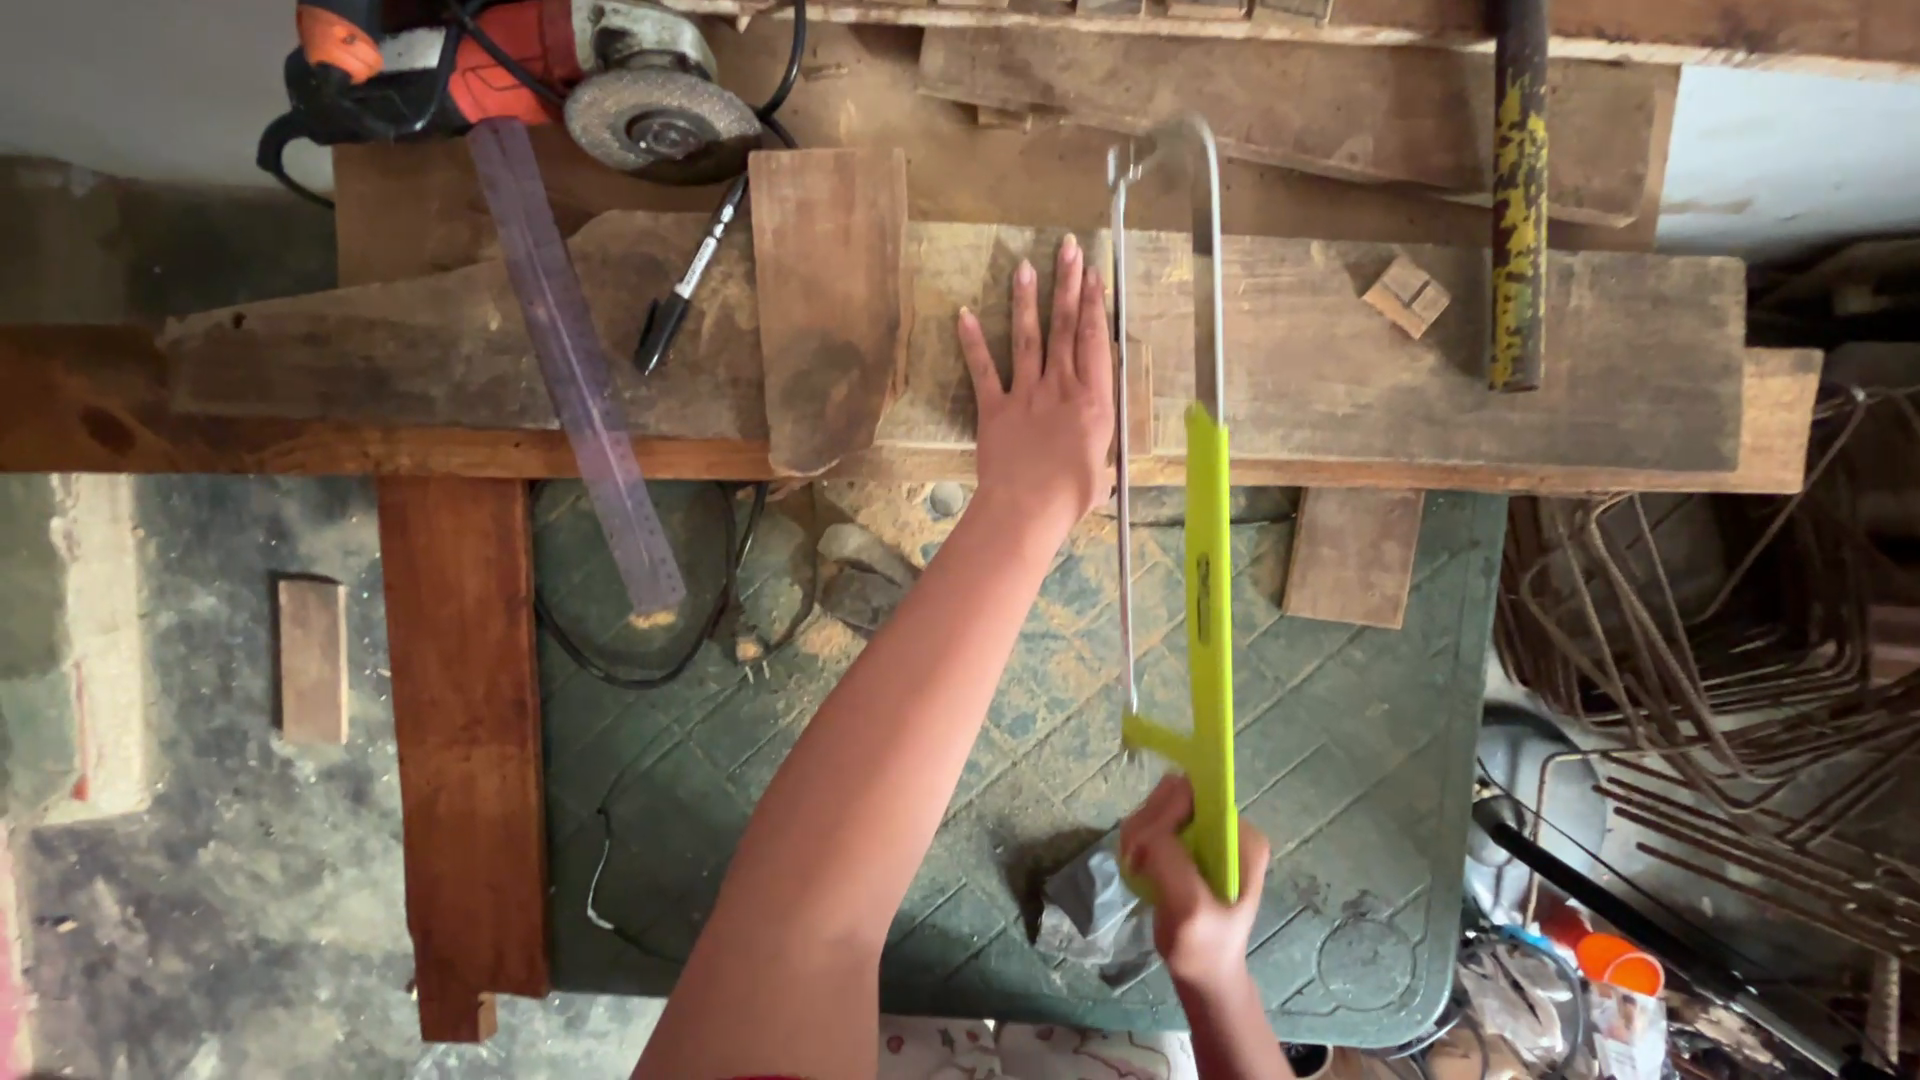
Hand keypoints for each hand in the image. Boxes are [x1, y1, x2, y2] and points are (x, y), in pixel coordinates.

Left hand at [956, 234, 1116, 540]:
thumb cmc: (1070, 497)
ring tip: (1025, 265)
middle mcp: (1062, 388)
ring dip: (1027, 300)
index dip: (1095, 304)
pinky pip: (984, 370)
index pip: (1096, 341)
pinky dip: (973, 342)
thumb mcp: (1101, 471)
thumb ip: (1099, 449)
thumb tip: (1101, 450)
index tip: (1093, 274)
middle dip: (1068, 284)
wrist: (1026, 510)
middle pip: (1066, 328)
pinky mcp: (995, 408)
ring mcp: (1026, 395)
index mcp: (1095, 400)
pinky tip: (964, 313)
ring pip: (1028, 338)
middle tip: (1068, 247)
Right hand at [1120, 774, 1272, 994]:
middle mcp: (1225, 826)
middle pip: (1172, 796)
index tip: (1144, 848)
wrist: (1202, 974)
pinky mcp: (1184, 842)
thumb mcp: (1189, 908)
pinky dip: (1136, 840)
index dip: (1164, 812)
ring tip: (1136, 867)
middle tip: (1136, 861)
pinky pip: (1150, 822)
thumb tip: (1147, 827)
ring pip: (1156, 807)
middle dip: (1146, 825)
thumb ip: (1170, 859)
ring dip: (1137, 834)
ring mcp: (1204, 833)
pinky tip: (1136, 866)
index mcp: (1242, 837)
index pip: (1196, 794)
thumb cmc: (1203, 947)